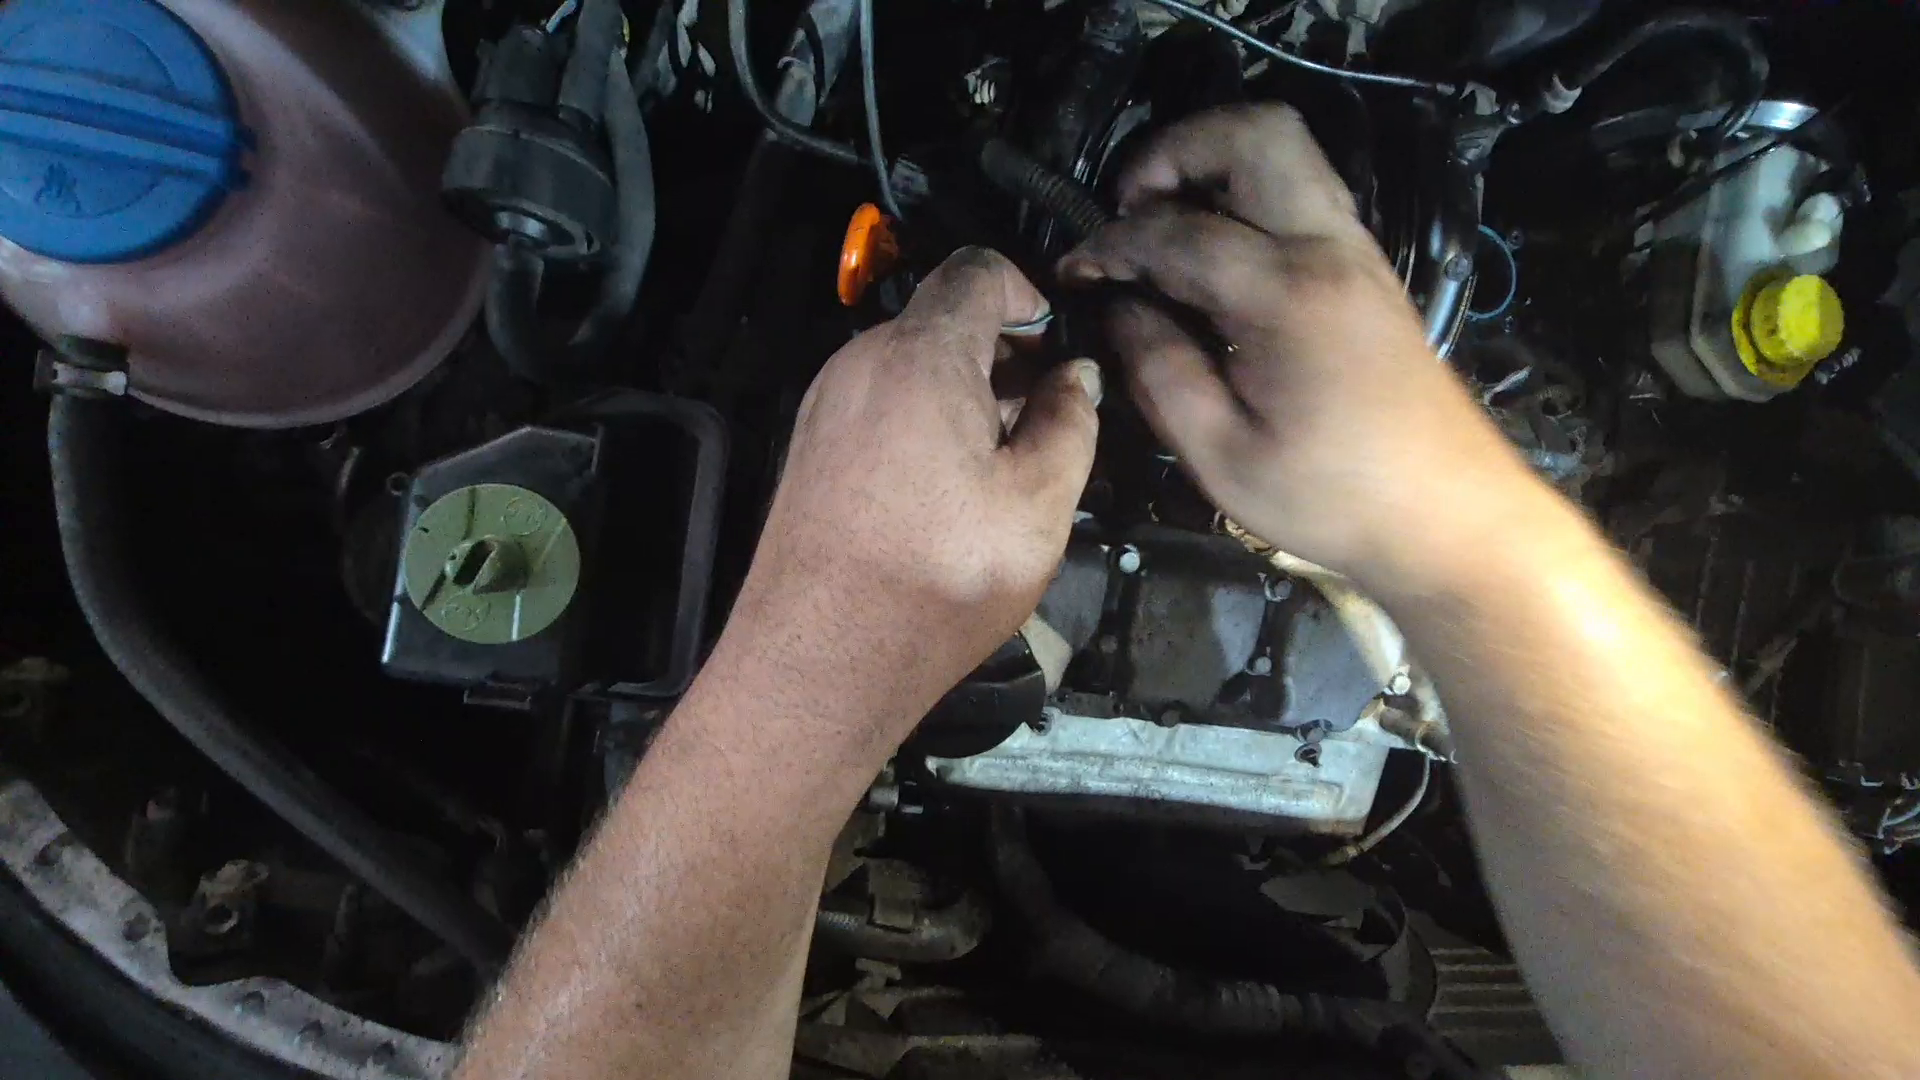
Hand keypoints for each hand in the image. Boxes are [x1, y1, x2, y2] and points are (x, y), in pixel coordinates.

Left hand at [726, 248, 1101, 737]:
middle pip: (943, 322)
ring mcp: (826, 404)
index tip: (1056, 353)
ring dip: (965, 394)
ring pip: (911, 366)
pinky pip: (879, 404)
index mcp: (921, 356)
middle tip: (1042, 421)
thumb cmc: (941, 580)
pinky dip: (923, 420)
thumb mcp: (1037, 503)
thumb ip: (1069, 422)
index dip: (1030, 297)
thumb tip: (1075, 376)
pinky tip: (944, 489)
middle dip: (1002, 356)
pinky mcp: (810, 446)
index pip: (979, 272)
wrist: (819, 661)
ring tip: (999, 466)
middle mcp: (860, 362)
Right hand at [1059, 104, 1526, 581]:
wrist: (1444, 514)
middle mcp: (1328, 249)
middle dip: (1174, 151)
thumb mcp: (1218, 454)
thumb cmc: (1328, 497)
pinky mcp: (1365, 272)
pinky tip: (1207, 255)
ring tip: (1157, 222)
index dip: (1111, 245)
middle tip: (1125, 206)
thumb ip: (1158, 371)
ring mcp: (1356, 253)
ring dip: (1212, 166)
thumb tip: (1119, 310)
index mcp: (1286, 295)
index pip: (1177, 234)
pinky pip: (1300, 196)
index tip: (1071, 271)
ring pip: (1286, 154)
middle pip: (1255, 136)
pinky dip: (1243, 197)